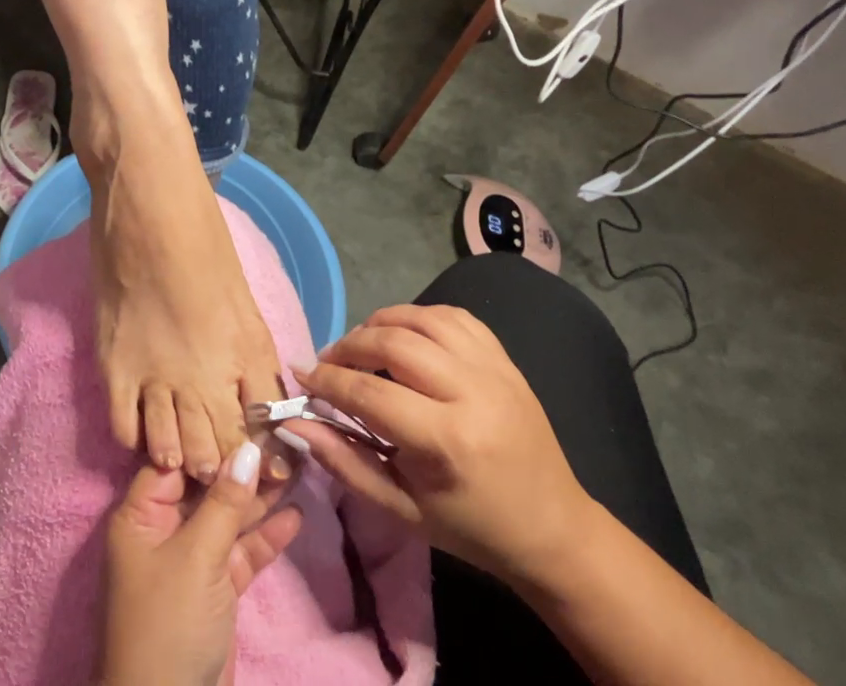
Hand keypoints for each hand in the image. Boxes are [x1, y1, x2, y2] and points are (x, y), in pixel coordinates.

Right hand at [88, 127, 289, 483]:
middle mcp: (204, 376)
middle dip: (223, 467)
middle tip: (219, 468)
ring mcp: (154, 376)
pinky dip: (138, 440)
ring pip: (173, 448)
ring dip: (183, 458)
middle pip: (216, 450)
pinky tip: (146, 431)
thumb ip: (254, 358)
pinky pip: (125, 430)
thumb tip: (263, 402)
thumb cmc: (203, 239)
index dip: (265, 461)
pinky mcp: (112, 367)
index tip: (265, 473)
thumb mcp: (245, 301)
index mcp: (245, 357)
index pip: (261, 434)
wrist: (147, 204)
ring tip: (185, 457)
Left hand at [100, 443, 303, 685]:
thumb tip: (247, 448)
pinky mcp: (215, 589)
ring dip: (259, 500)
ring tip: (297, 468)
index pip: (175, 462)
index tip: (249, 418)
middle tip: (284, 440)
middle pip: (205, 489)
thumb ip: (224, 503)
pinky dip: (265, 537)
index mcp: (140, 515)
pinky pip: (241, 553)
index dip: (210, 440)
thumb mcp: (195, 556)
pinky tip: (294, 515)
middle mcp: (162, 531)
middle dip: (242, 469)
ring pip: (227, 520)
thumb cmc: (167, 621)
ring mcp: (190, 561)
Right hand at [285, 305, 599, 584]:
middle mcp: (473, 394)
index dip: (326, 380)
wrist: (552, 528)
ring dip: (381, 323)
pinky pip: (457, 318)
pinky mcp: (508, 362)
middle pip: (393, 343)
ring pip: (424, 319)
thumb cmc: (470, 527)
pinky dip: (421, 317)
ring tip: (361, 344)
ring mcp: (495, 371)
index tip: (301, 376)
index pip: (368, 393)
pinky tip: (403, 335)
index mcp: (446, 440)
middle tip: (327, 362)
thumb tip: (293, 424)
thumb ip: (343, 461)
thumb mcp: (399, 508)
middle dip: (349, 346)